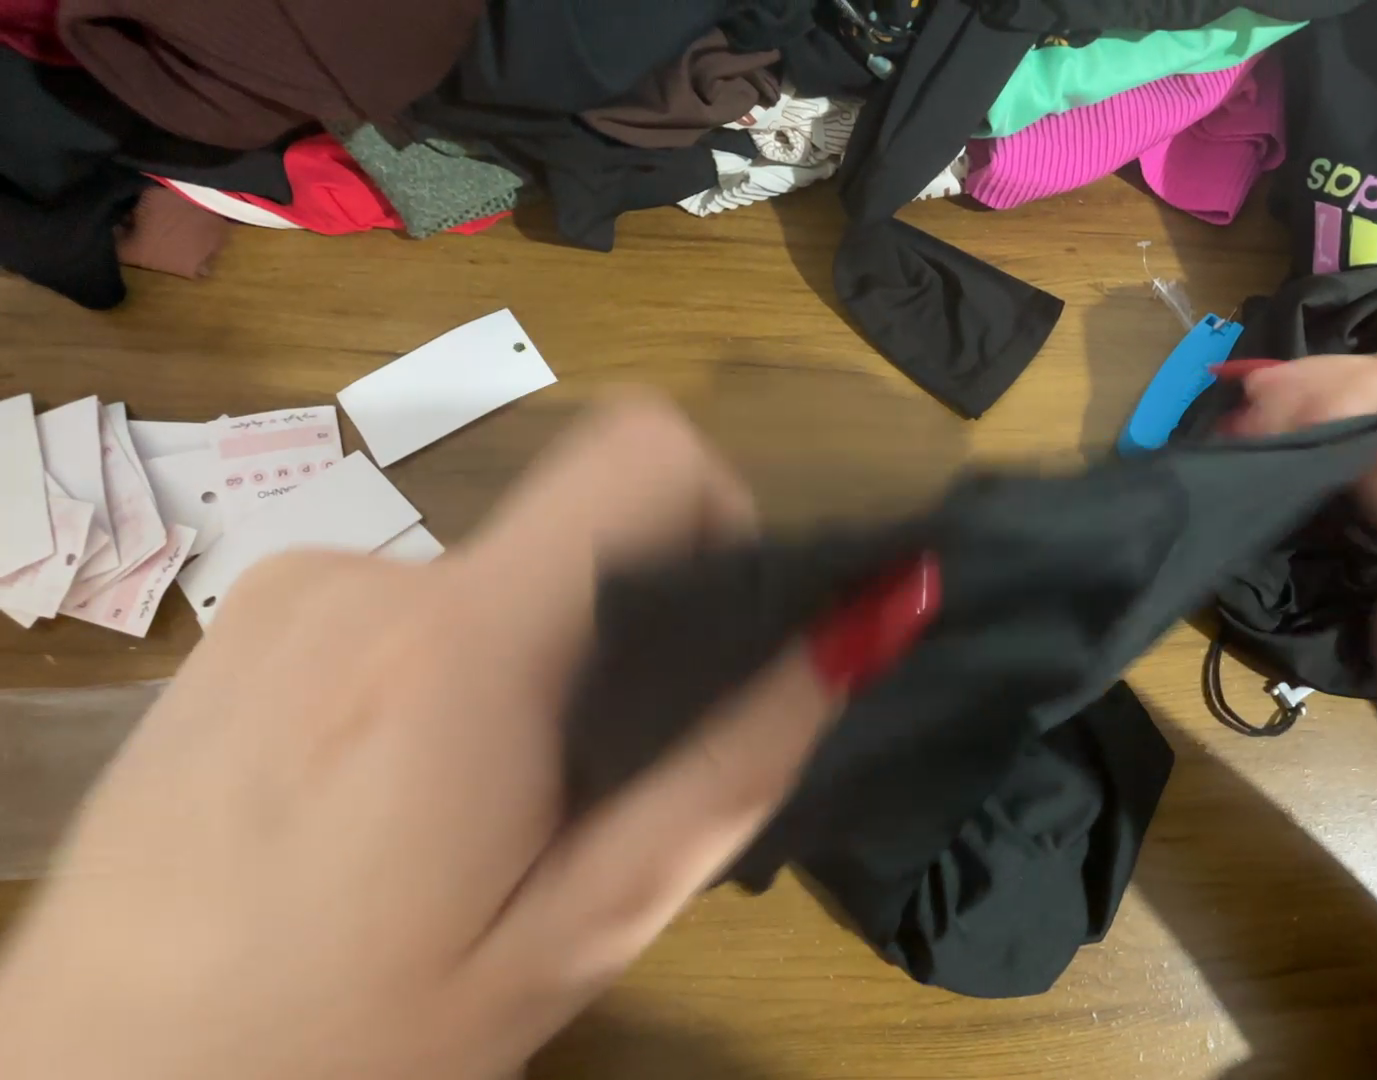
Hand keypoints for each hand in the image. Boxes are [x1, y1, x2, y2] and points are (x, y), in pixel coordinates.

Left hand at [0, 398, 929, 1079]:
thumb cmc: (364, 1038)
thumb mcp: (596, 915)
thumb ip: (740, 760)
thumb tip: (861, 629)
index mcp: (469, 646)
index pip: (644, 452)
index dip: (717, 508)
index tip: (720, 618)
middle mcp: (377, 575)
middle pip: (586, 527)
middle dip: (630, 625)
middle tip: (600, 762)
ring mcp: (300, 583)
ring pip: (513, 571)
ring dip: (545, 654)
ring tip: (502, 784)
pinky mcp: (254, 610)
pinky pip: (429, 593)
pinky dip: (465, 658)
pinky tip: (417, 770)